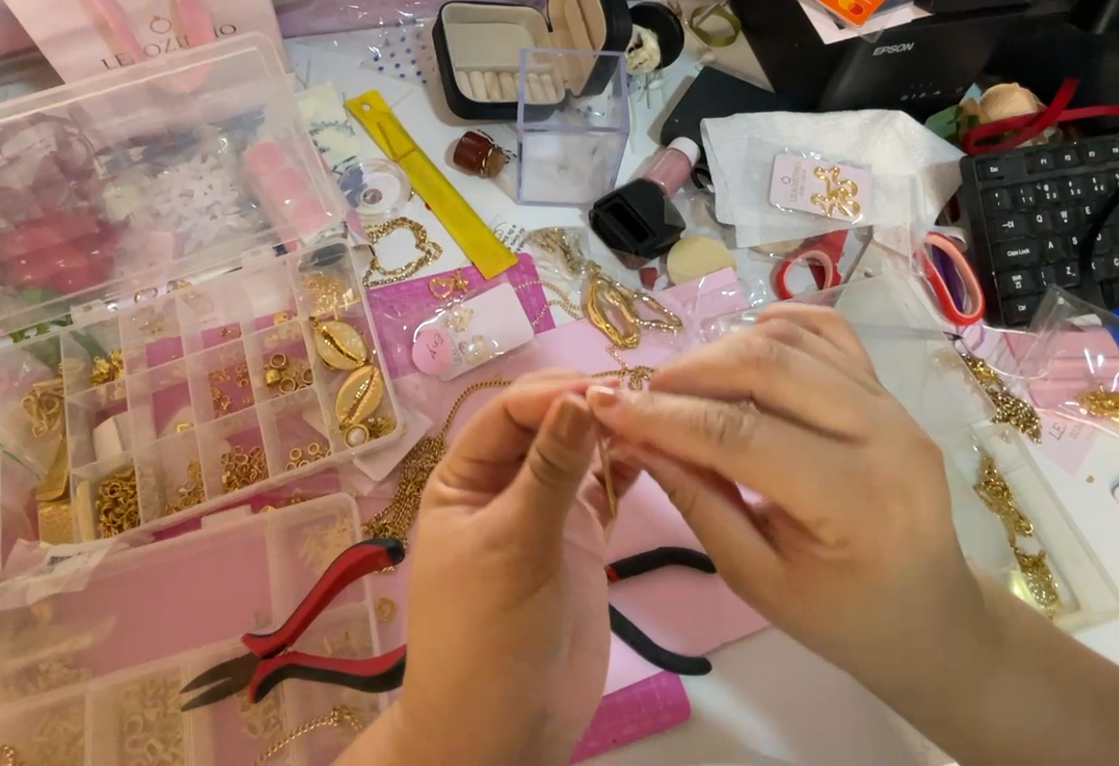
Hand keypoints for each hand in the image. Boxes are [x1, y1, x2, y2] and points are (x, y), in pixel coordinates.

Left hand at [346, 371, 637, 764]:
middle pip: (544, 425)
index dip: (550, 395)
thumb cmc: (487, 636)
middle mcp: (502, 483)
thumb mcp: (513, 546)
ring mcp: (545, 510)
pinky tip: (655, 449)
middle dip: (582, 405)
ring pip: (577, 452)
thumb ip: (549, 471)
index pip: (506, 414)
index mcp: (463, 477)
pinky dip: (625, 467)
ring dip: (608, 431)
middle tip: (638, 394)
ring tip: (653, 413)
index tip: (604, 387)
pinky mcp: (581, 538)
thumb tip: (581, 395)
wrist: (504, 734)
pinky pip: (603, 488)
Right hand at [586, 305, 1000, 702]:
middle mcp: (883, 436)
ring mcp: (893, 405)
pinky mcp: (889, 390)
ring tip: (687, 385)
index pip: (739, 435)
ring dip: (722, 349)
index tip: (605, 405)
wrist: (932, 617)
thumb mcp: (755, 578)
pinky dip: (774, 326)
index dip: (663, 416)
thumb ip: (694, 499)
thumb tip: (631, 437)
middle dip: (689, 373)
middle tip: (644, 396)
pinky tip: (740, 348)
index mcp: (854, 502)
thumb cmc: (841, 617)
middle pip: (765, 366)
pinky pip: (826, 331)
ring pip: (791, 338)